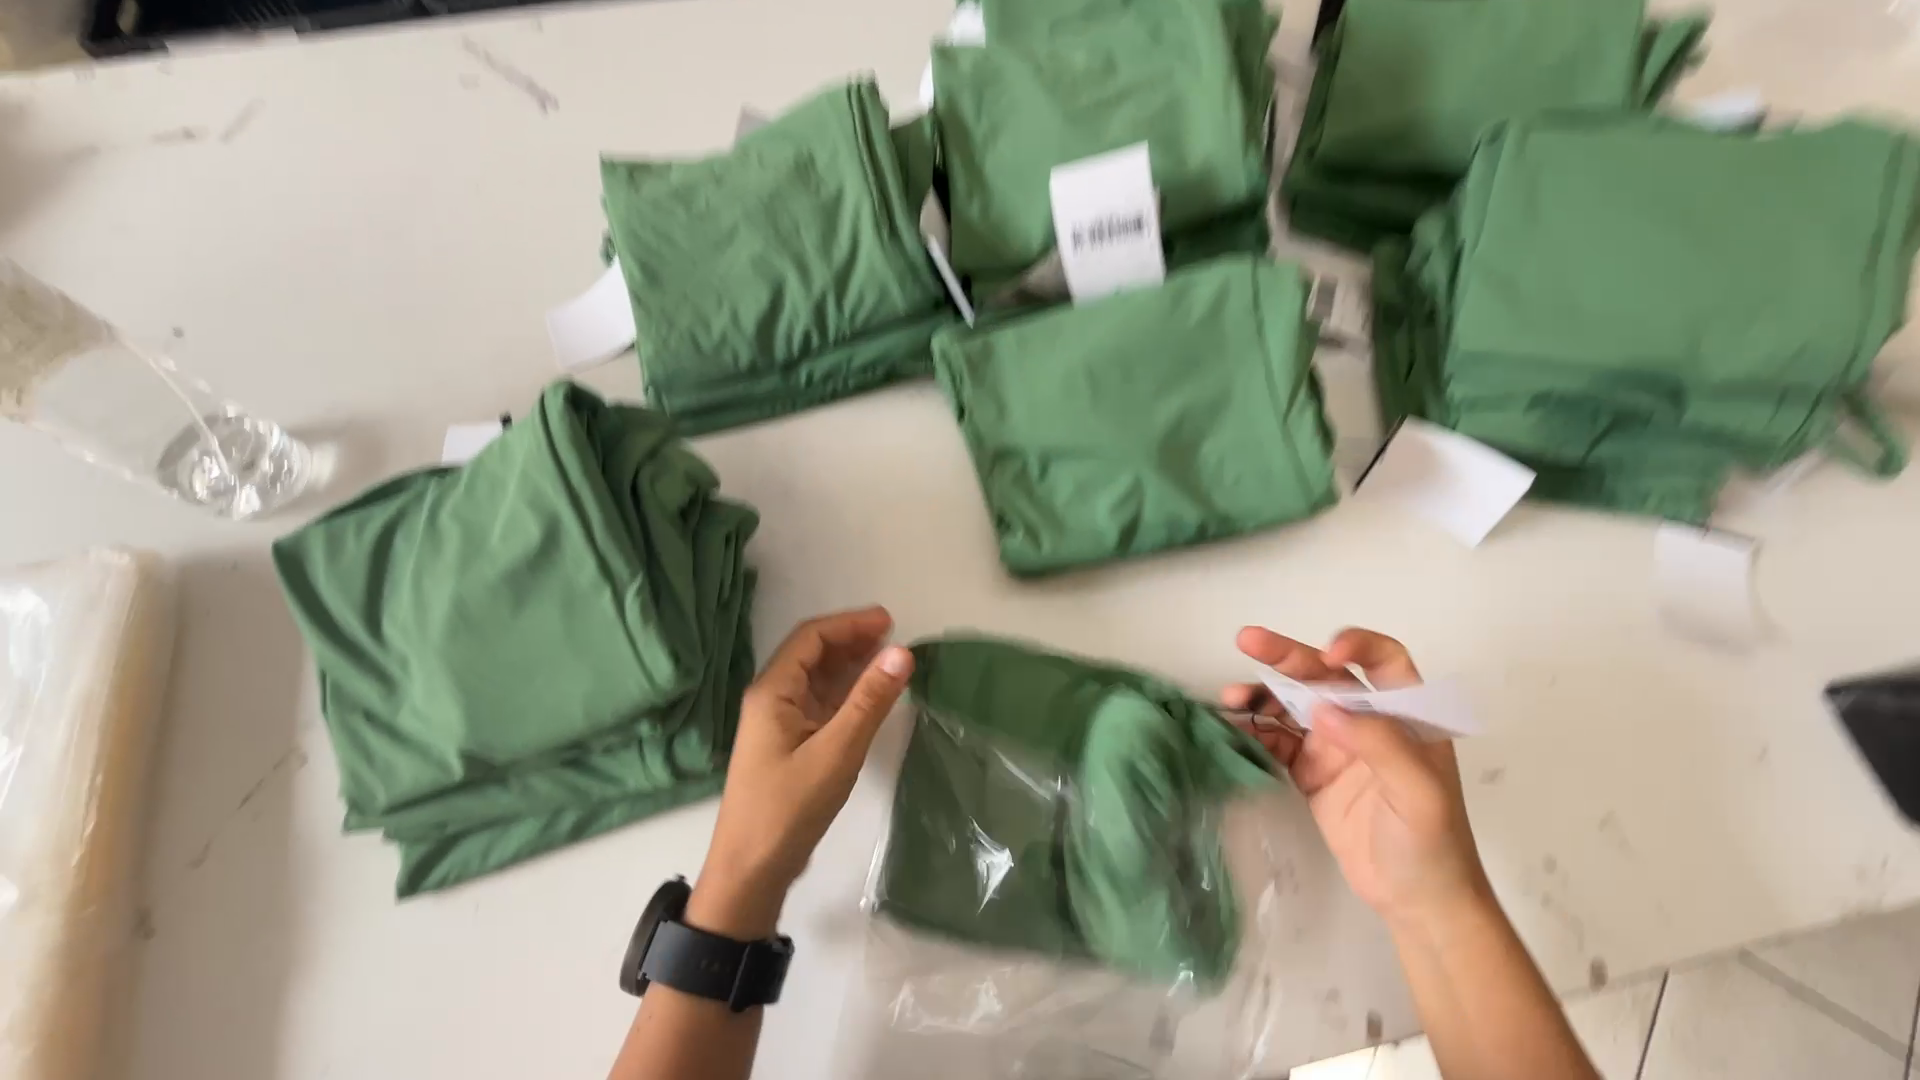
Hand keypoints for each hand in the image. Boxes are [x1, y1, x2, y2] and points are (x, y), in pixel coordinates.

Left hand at [689, 606, 913, 938]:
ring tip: (890, 662)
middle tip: (895, 639)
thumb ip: (869, 701)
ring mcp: (781, 725)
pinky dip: (848, 695)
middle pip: (813, 655)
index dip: (849, 624)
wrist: (751, 872)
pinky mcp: (791, 747)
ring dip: (852, 667)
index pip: (811, 638)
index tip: (890, 622)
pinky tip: (872, 698)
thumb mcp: (836, 751)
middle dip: (852, 641)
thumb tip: (903, 652)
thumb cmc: (788, 808)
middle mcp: (773, 700)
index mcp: (773, 692)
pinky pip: (822, 706)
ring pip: (818, 681)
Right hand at [1221, 627, 1487, 928]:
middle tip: (1247, 640)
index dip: (1357, 646)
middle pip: (1323, 675)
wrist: (1416, 903)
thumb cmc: (1433, 843)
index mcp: (1406, 715)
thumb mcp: (1419, 793)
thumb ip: (1379, 743)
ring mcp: (1334, 745)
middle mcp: (1367, 720)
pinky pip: (1276, 739)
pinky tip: (1232, 727)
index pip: (1384, 662)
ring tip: (1230, 697)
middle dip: (1286, 656)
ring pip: (1293, 704)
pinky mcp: (1310, 771)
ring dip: (1261, 694)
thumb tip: (1323, 708)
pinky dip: (1253, 729)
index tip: (1327, 654)